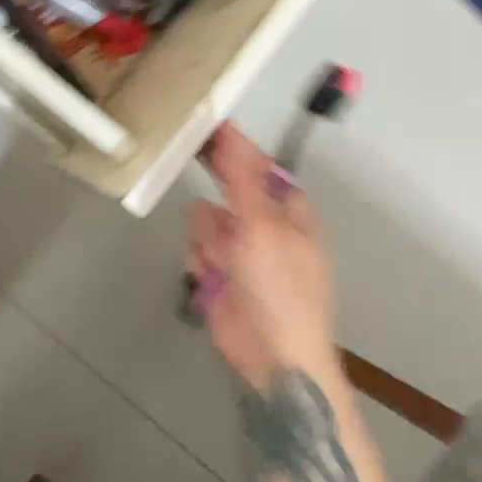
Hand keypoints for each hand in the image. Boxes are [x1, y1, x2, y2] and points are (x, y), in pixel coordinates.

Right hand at [187, 125, 339, 388]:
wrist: (272, 355)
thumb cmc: (279, 287)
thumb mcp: (262, 226)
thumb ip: (242, 178)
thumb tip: (231, 131)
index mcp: (291, 212)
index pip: (260, 166)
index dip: (235, 148)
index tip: (203, 127)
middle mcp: (267, 225)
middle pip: (228, 190)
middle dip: (215, 201)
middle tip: (190, 181)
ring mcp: (242, 250)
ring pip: (205, 218)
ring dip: (206, 237)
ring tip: (218, 261)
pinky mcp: (219, 271)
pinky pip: (196, 246)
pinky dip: (199, 259)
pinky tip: (209, 277)